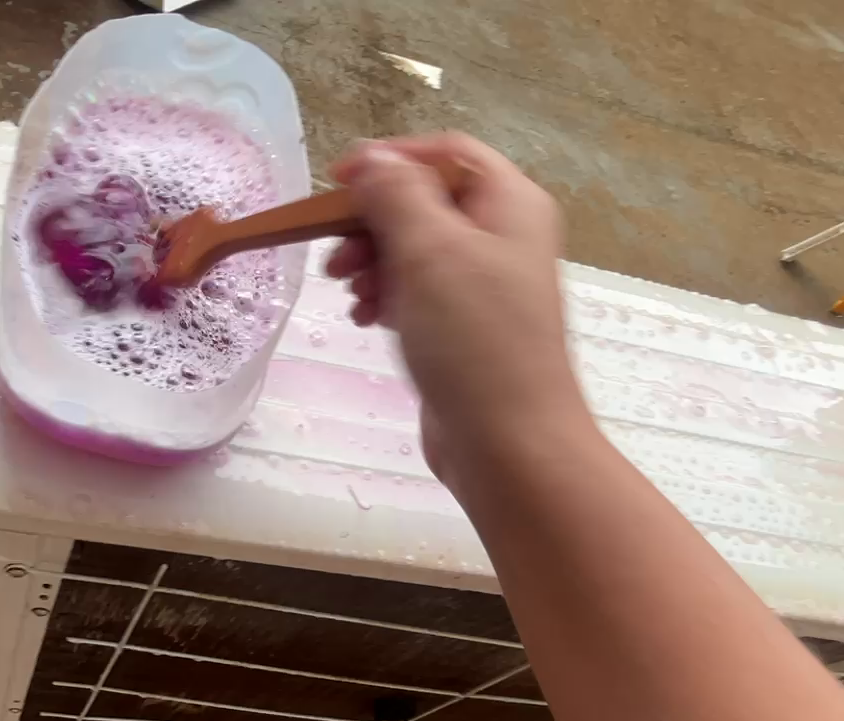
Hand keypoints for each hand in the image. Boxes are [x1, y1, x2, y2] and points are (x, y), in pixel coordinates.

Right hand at [326, 134, 591, 489]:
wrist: (506, 442)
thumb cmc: (474, 342)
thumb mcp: (431, 253)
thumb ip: (397, 197)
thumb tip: (370, 160)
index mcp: (508, 204)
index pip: (444, 155)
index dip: (389, 160)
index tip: (335, 184)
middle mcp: (500, 238)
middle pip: (424, 204)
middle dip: (372, 224)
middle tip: (334, 259)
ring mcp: (482, 288)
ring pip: (414, 253)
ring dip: (373, 265)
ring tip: (349, 295)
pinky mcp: (462, 330)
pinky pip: (416, 295)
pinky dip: (386, 298)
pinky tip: (366, 319)